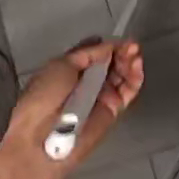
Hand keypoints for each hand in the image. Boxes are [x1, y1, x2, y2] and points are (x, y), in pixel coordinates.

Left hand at [5, 39, 144, 170]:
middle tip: (130, 46)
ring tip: (134, 54)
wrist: (42, 139)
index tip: (117, 39)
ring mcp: (101, 95)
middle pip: (112, 61)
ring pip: (123, 73)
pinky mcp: (114, 109)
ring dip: (130, 61)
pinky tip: (136, 65)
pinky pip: (129, 90)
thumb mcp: (61, 65)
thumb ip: (88, 53)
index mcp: (70, 70)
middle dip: (122, 51)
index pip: (95, 53)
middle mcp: (87, 82)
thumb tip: (108, 46)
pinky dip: (136, 76)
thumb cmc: (43, 98)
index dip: (107, 45)